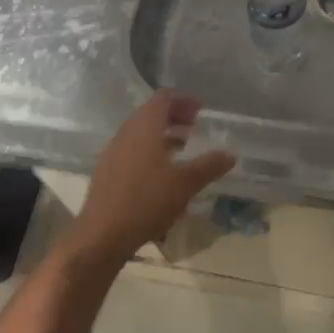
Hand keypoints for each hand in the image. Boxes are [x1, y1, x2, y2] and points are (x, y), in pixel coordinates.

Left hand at [71, 91, 236, 261]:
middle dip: (174, 117)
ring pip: (140, 133)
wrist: (103, 234)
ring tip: (181, 150)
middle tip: (194, 127)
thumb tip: (230, 154)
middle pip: (150, 113)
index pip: (163, 98)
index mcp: (144, 127)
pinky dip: (149, 152)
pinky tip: (161, 175)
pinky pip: (131, 150)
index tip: (201, 109)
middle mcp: (126, 133)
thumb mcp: (185, 184)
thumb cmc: (147, 201)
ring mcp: (113, 152)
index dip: (183, 99)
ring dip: (161, 136)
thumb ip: (209, 166)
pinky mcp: (107, 172)